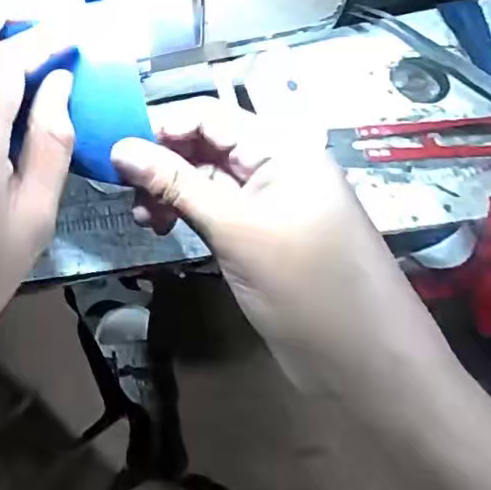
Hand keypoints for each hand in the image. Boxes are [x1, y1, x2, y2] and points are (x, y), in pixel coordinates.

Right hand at [110, 98, 447, 372]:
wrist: (372, 374)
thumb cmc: (306, 289)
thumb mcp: (234, 230)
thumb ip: (175, 183)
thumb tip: (118, 147)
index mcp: (281, 147)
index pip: (208, 115)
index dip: (162, 128)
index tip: (117, 153)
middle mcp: (274, 164)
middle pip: (205, 143)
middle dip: (162, 162)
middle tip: (127, 194)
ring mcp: (268, 200)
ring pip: (205, 176)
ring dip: (170, 191)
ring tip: (145, 220)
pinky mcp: (262, 232)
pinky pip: (215, 206)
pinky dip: (186, 212)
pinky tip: (163, 229)